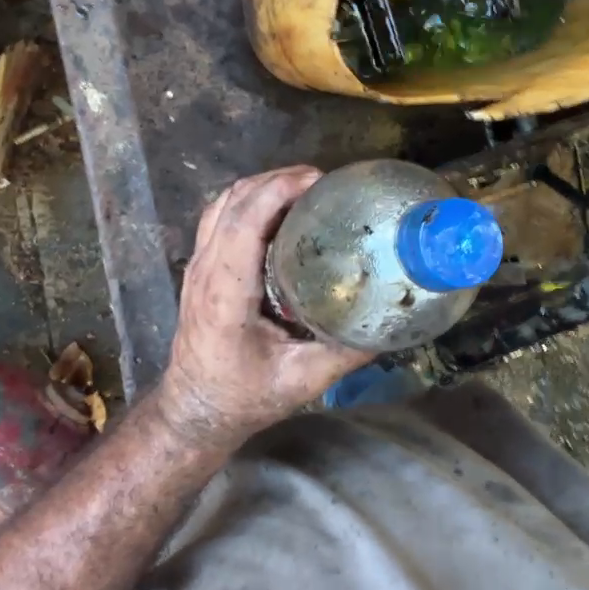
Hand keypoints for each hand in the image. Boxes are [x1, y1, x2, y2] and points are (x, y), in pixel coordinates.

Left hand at [152, 166, 375, 449]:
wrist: (195, 409)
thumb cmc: (244, 397)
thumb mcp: (302, 381)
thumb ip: (347, 352)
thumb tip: (393, 321)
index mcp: (226, 295)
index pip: (242, 224)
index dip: (276, 192)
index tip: (316, 180)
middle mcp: (205, 271)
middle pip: (232, 203)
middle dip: (275, 180)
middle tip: (322, 182)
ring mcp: (195, 266)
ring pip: (221, 204)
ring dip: (260, 186)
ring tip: (304, 188)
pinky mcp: (198, 267)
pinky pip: (217, 216)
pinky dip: (247, 200)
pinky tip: (278, 209)